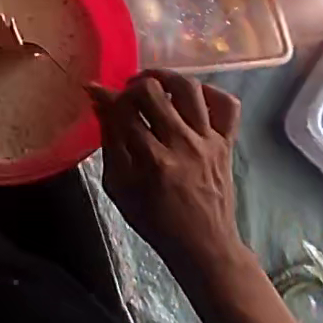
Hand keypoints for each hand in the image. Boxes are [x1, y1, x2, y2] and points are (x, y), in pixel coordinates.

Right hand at [88, 72, 253, 289]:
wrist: (204, 245)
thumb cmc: (154, 219)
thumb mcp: (118, 185)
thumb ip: (109, 142)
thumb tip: (99, 102)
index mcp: (152, 160)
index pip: (123, 111)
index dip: (105, 96)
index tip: (95, 90)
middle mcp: (183, 144)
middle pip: (154, 92)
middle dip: (132, 85)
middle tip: (125, 93)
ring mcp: (209, 141)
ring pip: (190, 89)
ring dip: (166, 78)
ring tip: (153, 84)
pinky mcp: (227, 143)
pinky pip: (226, 105)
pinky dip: (208, 92)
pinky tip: (191, 97)